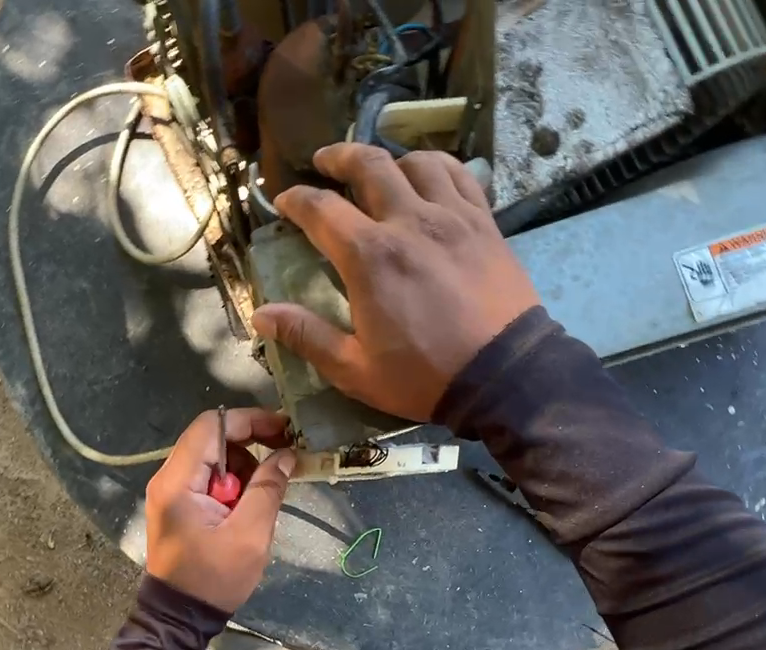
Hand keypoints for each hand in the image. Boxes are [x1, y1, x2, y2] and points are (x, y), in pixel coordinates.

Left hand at [144, 408, 296, 612]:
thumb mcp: (250, 535)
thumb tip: (286, 456)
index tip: (283, 431)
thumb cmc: (214, 578)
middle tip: (281, 463)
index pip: (211, 426)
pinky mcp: (176, 505)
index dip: (249, 421)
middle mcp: (167, 479)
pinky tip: (245, 507)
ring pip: (211, 458)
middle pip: (210, 439)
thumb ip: (267, 489)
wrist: (180, 616)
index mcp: (178, 482)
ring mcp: (169, 492)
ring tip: (259, 498)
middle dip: (250, 446)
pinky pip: (206, 479)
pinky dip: (231, 485)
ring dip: (242, 468)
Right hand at [251, 144, 541, 420]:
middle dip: (339, 158)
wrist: (504, 375)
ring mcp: (452, 216)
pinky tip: (429, 178)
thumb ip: (307, 335)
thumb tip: (261, 316)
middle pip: (369, 165)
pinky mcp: (485, 222)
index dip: (296, 200)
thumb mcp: (354, 368)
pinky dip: (437, 167)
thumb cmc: (423, 376)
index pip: (321, 210)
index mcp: (370, 257)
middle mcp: (409, 222)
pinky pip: (459, 175)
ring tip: (379, 171)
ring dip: (390, 159)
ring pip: (417, 161)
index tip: (283, 201)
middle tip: (325, 162)